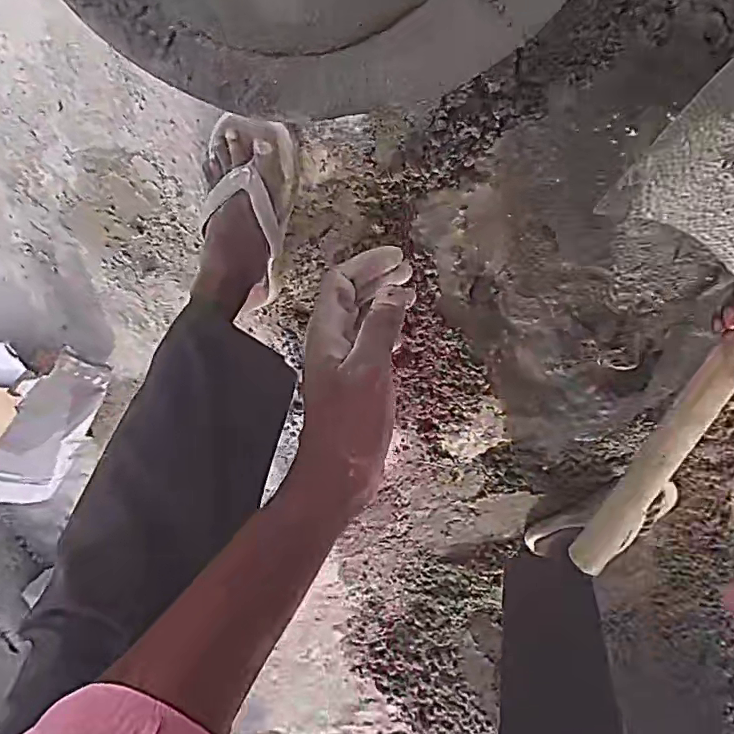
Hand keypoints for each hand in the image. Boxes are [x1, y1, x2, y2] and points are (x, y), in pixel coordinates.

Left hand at [288, 246, 415, 513]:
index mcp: (326, 335)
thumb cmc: (350, 426)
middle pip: (348, 295)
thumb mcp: (370, 370)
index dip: (367, 264)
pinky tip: (399, 327)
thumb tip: (393, 293)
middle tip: (406, 270)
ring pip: (359, 316)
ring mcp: (340, 362)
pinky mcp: (353, 380)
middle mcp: (330, 343)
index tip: (398, 259)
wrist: (338, 474)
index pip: (340, 282)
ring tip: (407, 290)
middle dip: (376, 277)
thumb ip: (380, 327)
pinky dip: (384, 324)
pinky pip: (367, 338)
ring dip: (380, 299)